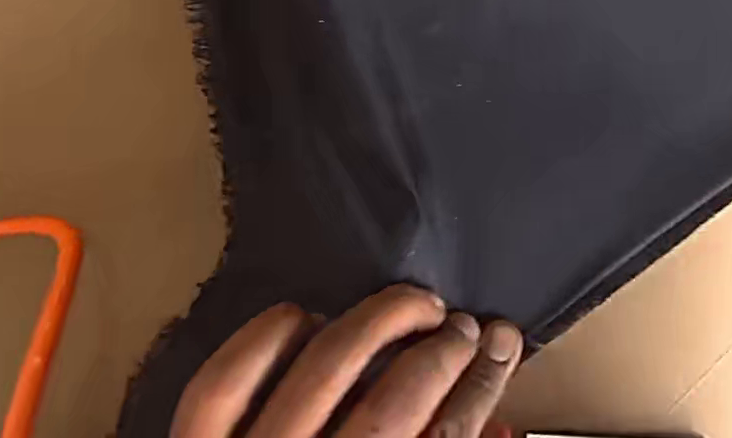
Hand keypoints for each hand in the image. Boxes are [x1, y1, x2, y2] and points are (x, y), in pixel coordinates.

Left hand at [172, 285, 522, 437]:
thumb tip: (499, 425)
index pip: (450, 436)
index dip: (487, 377)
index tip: (505, 338)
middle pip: (396, 402)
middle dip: (447, 348)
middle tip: (464, 327)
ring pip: (328, 363)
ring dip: (388, 317)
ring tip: (419, 306)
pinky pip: (226, 379)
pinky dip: (276, 332)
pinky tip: (317, 319)